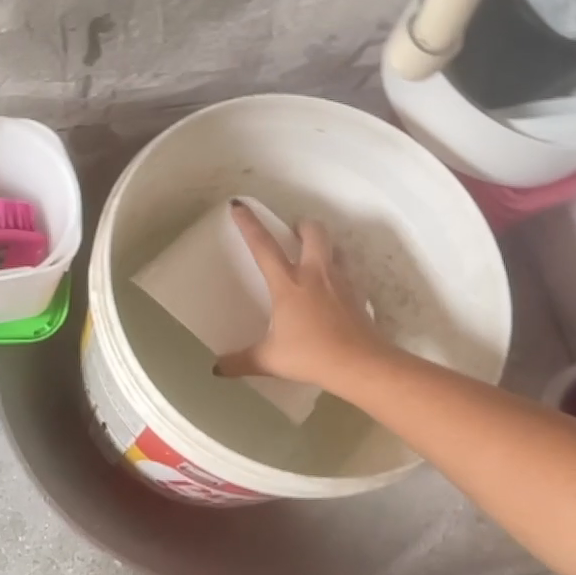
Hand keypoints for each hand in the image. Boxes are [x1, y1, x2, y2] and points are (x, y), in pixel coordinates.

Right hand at [215, 201, 388, 389]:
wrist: (359, 363)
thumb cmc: (310, 355)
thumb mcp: (269, 360)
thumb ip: (240, 361)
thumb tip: (216, 369)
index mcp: (288, 284)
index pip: (264, 246)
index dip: (249, 224)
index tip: (240, 206)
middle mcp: (315, 274)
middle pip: (313, 232)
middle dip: (302, 226)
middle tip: (294, 232)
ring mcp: (342, 281)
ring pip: (336, 248)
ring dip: (325, 246)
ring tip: (316, 256)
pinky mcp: (359, 294)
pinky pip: (350, 273)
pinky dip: (341, 273)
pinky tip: (336, 289)